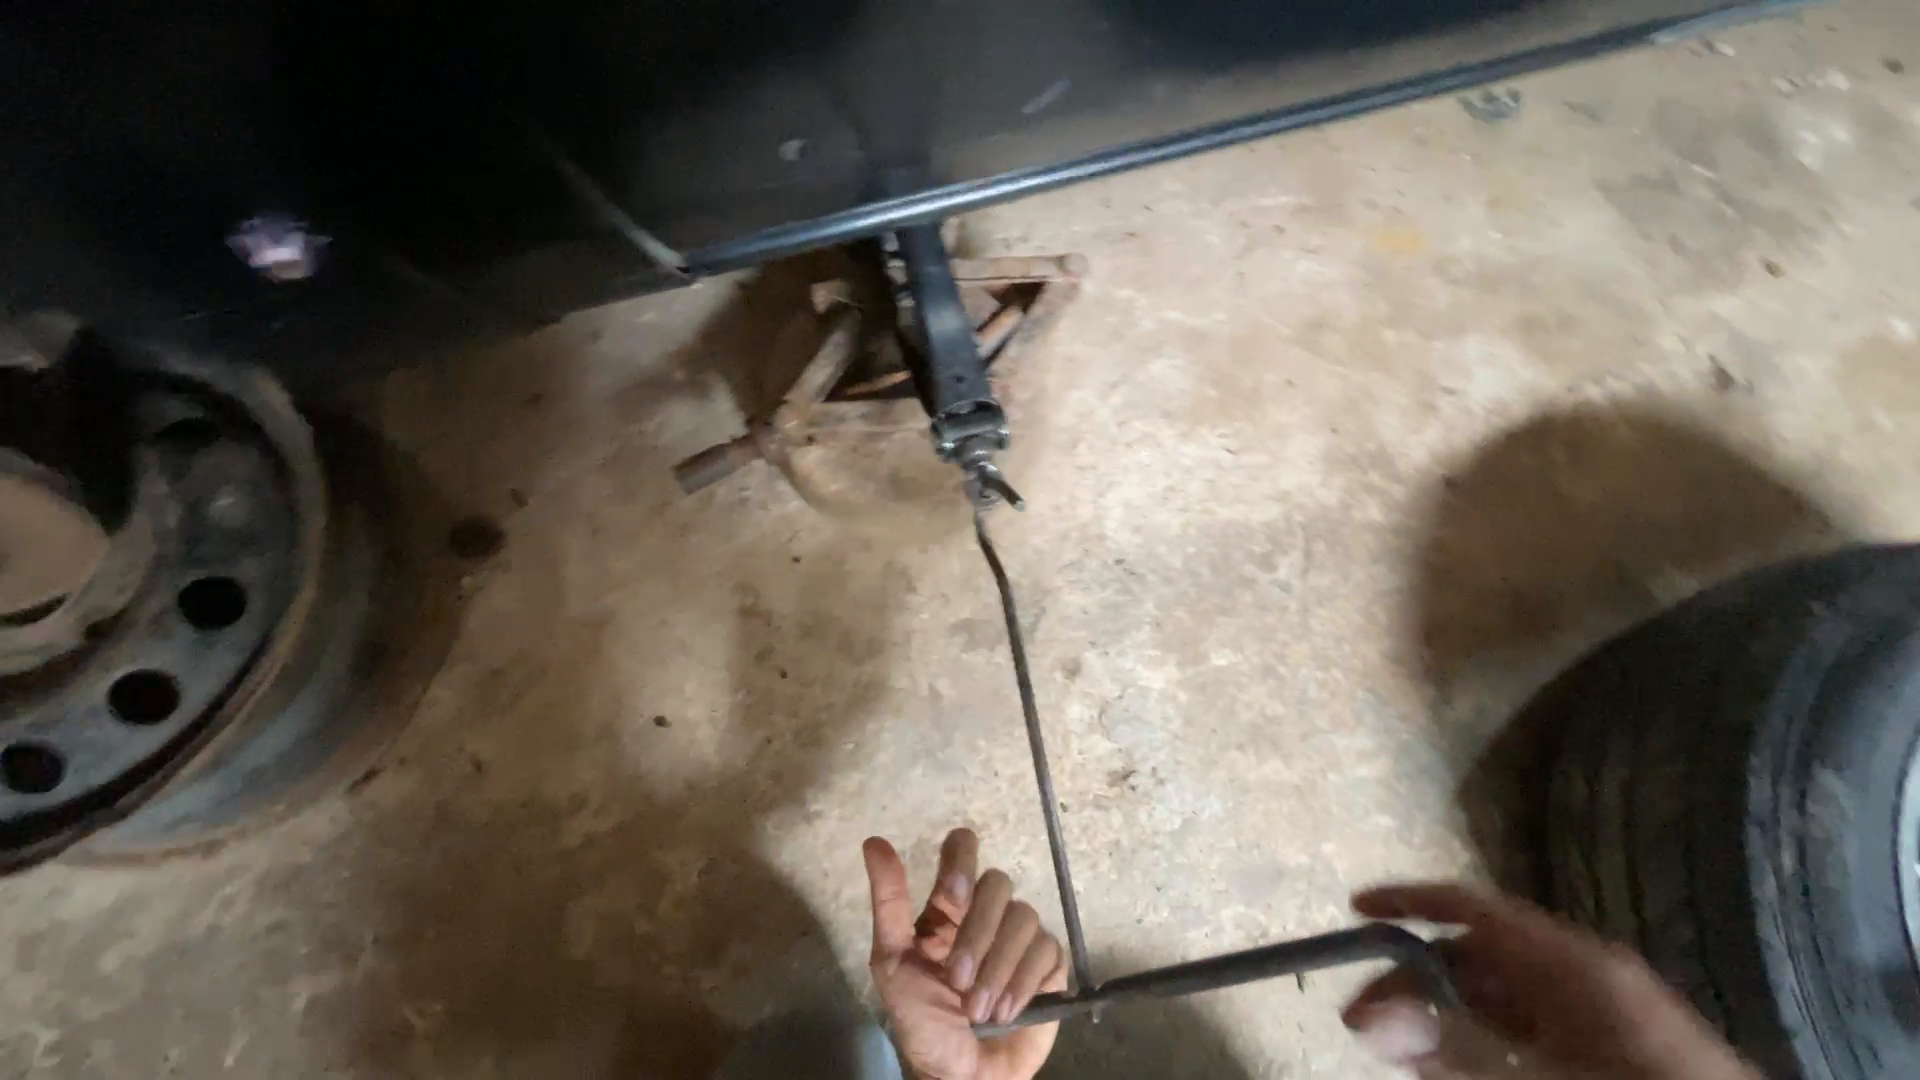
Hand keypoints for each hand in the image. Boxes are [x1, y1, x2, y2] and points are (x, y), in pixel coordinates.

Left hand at [863, 829, 1068, 1079]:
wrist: (960, 1079)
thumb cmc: (922, 1022)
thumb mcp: (893, 962)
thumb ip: (888, 902)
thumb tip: (873, 842)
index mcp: (948, 905)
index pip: (962, 847)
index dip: (962, 861)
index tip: (953, 895)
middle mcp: (986, 910)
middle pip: (997, 883)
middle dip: (978, 935)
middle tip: (958, 982)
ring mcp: (1020, 934)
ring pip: (1024, 916)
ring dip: (998, 968)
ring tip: (980, 1011)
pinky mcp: (1048, 963)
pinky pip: (1046, 949)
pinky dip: (1023, 984)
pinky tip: (1006, 1011)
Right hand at [1343, 883, 1759, 1079]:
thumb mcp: (1554, 1076)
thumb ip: (1463, 1048)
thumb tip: (1367, 1017)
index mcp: (1572, 963)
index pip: (1472, 906)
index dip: (1409, 901)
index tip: (1354, 910)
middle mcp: (1574, 979)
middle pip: (1471, 958)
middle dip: (1411, 983)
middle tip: (1361, 1022)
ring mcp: (1588, 1021)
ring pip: (1488, 1004)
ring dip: (1437, 1022)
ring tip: (1396, 1054)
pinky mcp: (1595, 1055)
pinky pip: (1516, 1039)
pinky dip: (1474, 1050)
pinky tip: (1445, 1071)